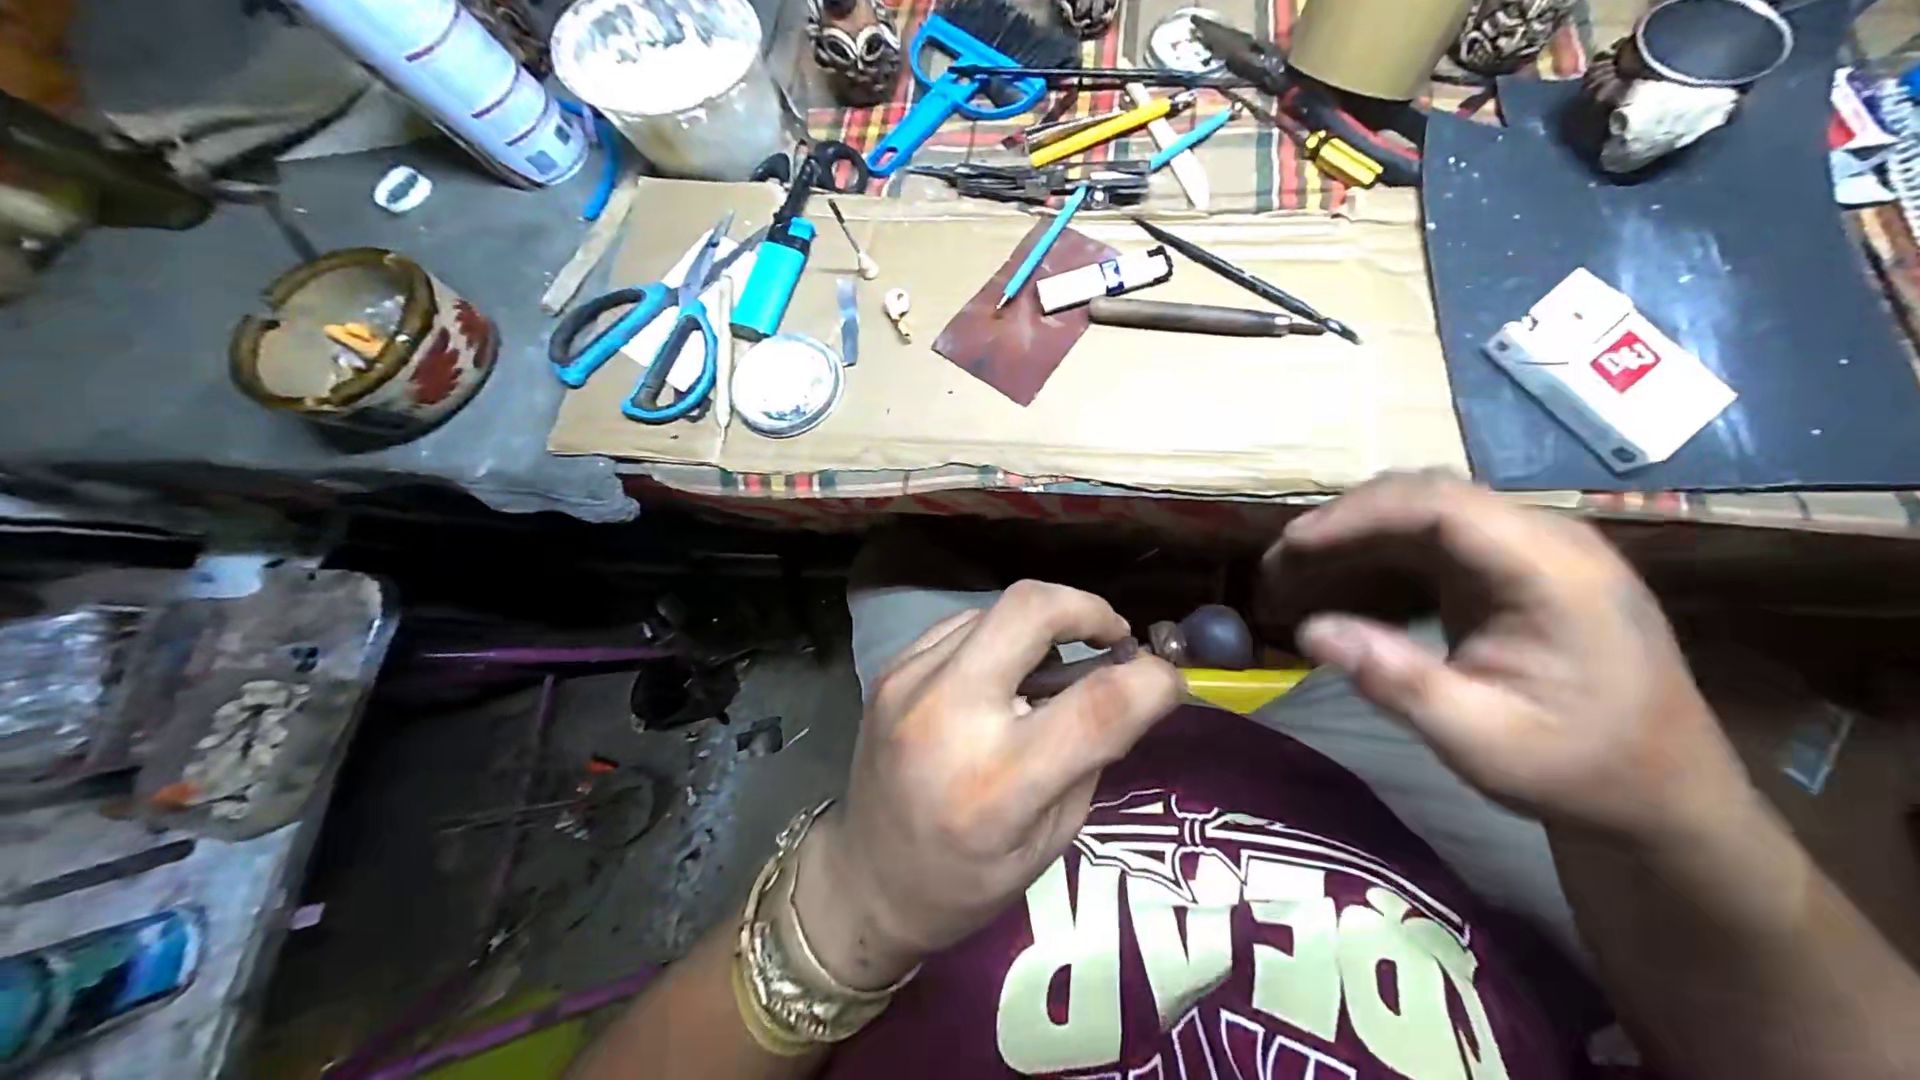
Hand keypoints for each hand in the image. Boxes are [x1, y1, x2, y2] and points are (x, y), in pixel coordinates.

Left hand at [793, 581, 1182, 988]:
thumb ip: (1092, 754)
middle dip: (1087, 607)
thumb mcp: (1052, 838)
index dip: (1153, 680)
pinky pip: (963, 625)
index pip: (1099, 704)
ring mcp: (910, 681)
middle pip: (1030, 607)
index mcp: (999, 782)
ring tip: (1050, 667)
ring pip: (998, 608)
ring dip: (1042, 625)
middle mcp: (949, 715)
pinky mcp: (892, 668)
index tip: (1165, 679)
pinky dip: (999, 637)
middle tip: (1110, 636)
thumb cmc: (968, 880)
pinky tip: (1001, 674)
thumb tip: (1129, 685)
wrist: (865, 878)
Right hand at [1266, 472, 1752, 845]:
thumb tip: (1309, 631)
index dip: (1357, 515)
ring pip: (1420, 511)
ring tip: (1293, 571)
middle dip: (1343, 523)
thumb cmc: (1580, 769)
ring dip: (1352, 535)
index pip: (1441, 506)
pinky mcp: (1507, 569)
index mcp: (1553, 573)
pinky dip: (1374, 554)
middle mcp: (1543, 542)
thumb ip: (1398, 682)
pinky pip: (1428, 540)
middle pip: (1425, 495)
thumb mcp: (1483, 741)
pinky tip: (1339, 585)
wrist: (1662, 792)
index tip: (1293, 543)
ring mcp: (1526, 551)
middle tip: (1280, 563)